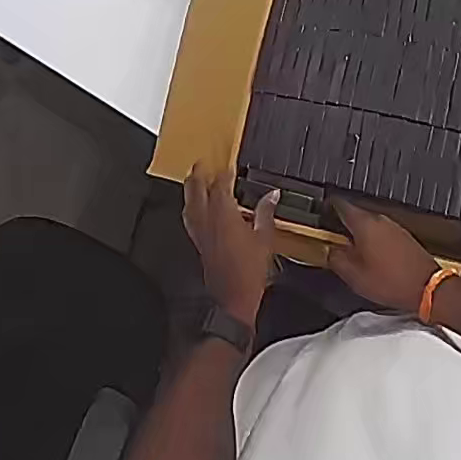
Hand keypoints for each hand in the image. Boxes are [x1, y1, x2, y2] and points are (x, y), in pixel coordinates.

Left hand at [181, 164, 279, 324]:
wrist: (233, 296)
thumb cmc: (249, 269)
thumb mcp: (265, 237)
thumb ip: (266, 212)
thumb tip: (272, 195)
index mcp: (224, 212)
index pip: (221, 184)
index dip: (225, 173)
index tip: (230, 167)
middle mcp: (206, 218)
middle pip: (196, 187)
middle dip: (199, 173)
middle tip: (203, 163)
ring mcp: (199, 229)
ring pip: (188, 200)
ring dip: (191, 187)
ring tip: (195, 179)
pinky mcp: (196, 240)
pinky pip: (189, 215)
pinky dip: (191, 205)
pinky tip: (194, 207)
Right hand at [326, 199, 441, 312]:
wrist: (429, 289)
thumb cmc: (393, 281)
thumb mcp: (353, 275)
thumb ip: (335, 258)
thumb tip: (330, 251)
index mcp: (364, 223)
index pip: (340, 205)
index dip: (327, 207)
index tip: (321, 212)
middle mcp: (380, 220)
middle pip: (355, 214)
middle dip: (342, 224)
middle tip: (332, 237)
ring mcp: (394, 228)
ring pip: (369, 225)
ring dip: (359, 234)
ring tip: (351, 251)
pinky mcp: (404, 238)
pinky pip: (382, 234)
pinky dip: (373, 242)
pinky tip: (372, 258)